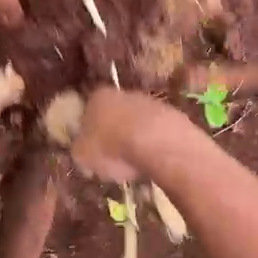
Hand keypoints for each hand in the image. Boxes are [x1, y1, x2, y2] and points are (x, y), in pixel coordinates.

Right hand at [68, 88, 188, 183]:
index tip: (93, 148)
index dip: (89, 130)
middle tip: (115, 157)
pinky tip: (158, 162)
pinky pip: (161, 133)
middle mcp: (123, 94)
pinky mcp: (177, 117)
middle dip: (115, 132)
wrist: (161, 146)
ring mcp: (152, 103)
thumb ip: (80, 149)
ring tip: (139, 163)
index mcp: (97, 97)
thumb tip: (82, 150)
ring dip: (138, 138)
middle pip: (116, 114)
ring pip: (140, 122)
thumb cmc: (113, 148)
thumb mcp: (82, 155)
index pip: (88, 110)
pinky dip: (158, 145)